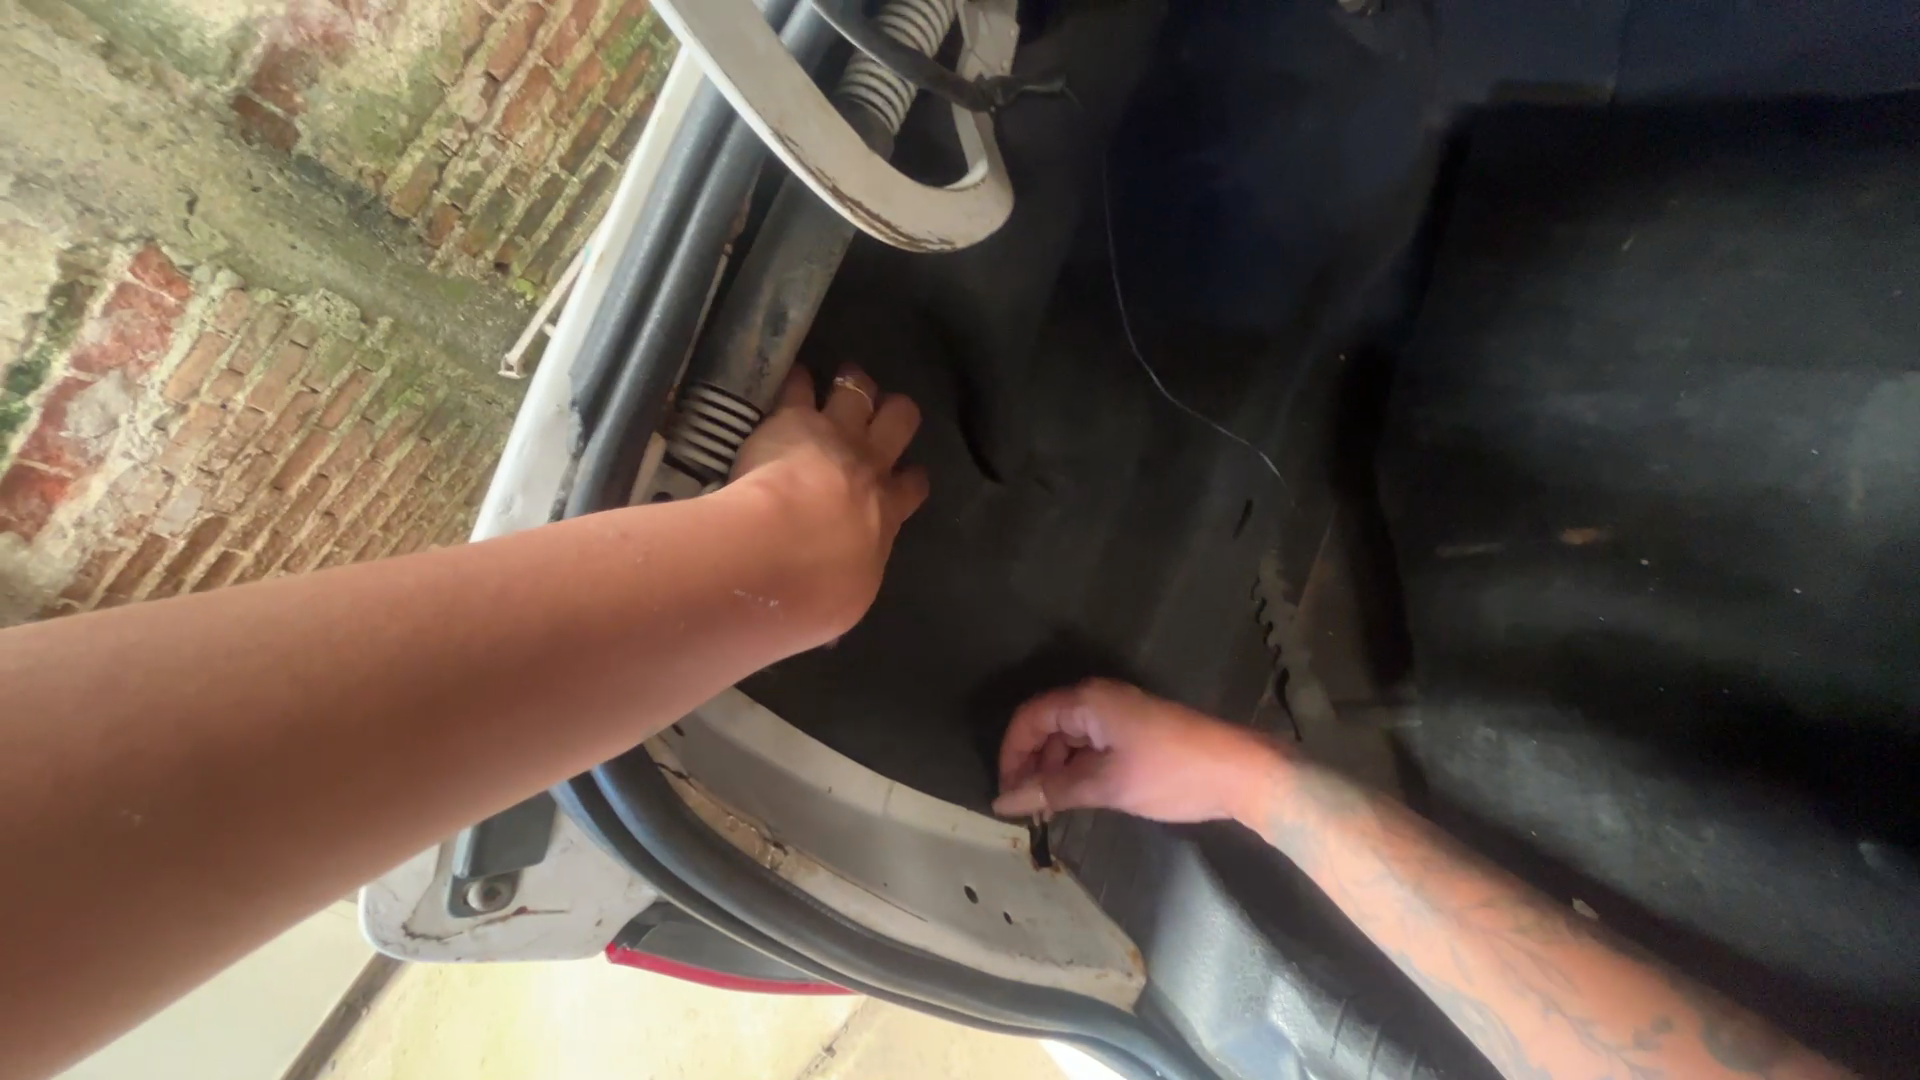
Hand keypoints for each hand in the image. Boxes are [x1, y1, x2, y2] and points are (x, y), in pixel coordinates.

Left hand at [730, 365, 929, 636]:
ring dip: (854, 385)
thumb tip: (839, 594)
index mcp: (887, 513)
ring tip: (847, 379)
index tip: (908, 476)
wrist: (787, 551)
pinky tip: (793, 379)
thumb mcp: (848, 598)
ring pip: (859, 392)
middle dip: (896, 414)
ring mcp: (835, 436)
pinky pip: (800, 387)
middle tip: (883, 413)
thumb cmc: (822, 587)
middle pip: (899, 423)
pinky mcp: (795, 419)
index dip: (911, 478)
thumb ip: (849, 583)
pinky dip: (798, 382)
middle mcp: (870, 467)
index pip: (912, 487)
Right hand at [993, 678, 1278, 823]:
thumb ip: (1052, 791)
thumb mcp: (1106, 785)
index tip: (1005, 794)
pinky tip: (1073, 797)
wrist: (1239, 772)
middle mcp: (1097, 699)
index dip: (1010, 754)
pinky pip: (1089, 745)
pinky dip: (1075, 769)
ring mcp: (1116, 714)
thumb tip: (1003, 802)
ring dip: (1052, 769)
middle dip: (1030, 764)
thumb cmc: (1170, 774)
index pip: (1028, 718)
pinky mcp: (1132, 731)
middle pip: (1045, 725)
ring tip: (1047, 807)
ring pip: (1067, 738)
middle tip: (1024, 806)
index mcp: (1087, 701)